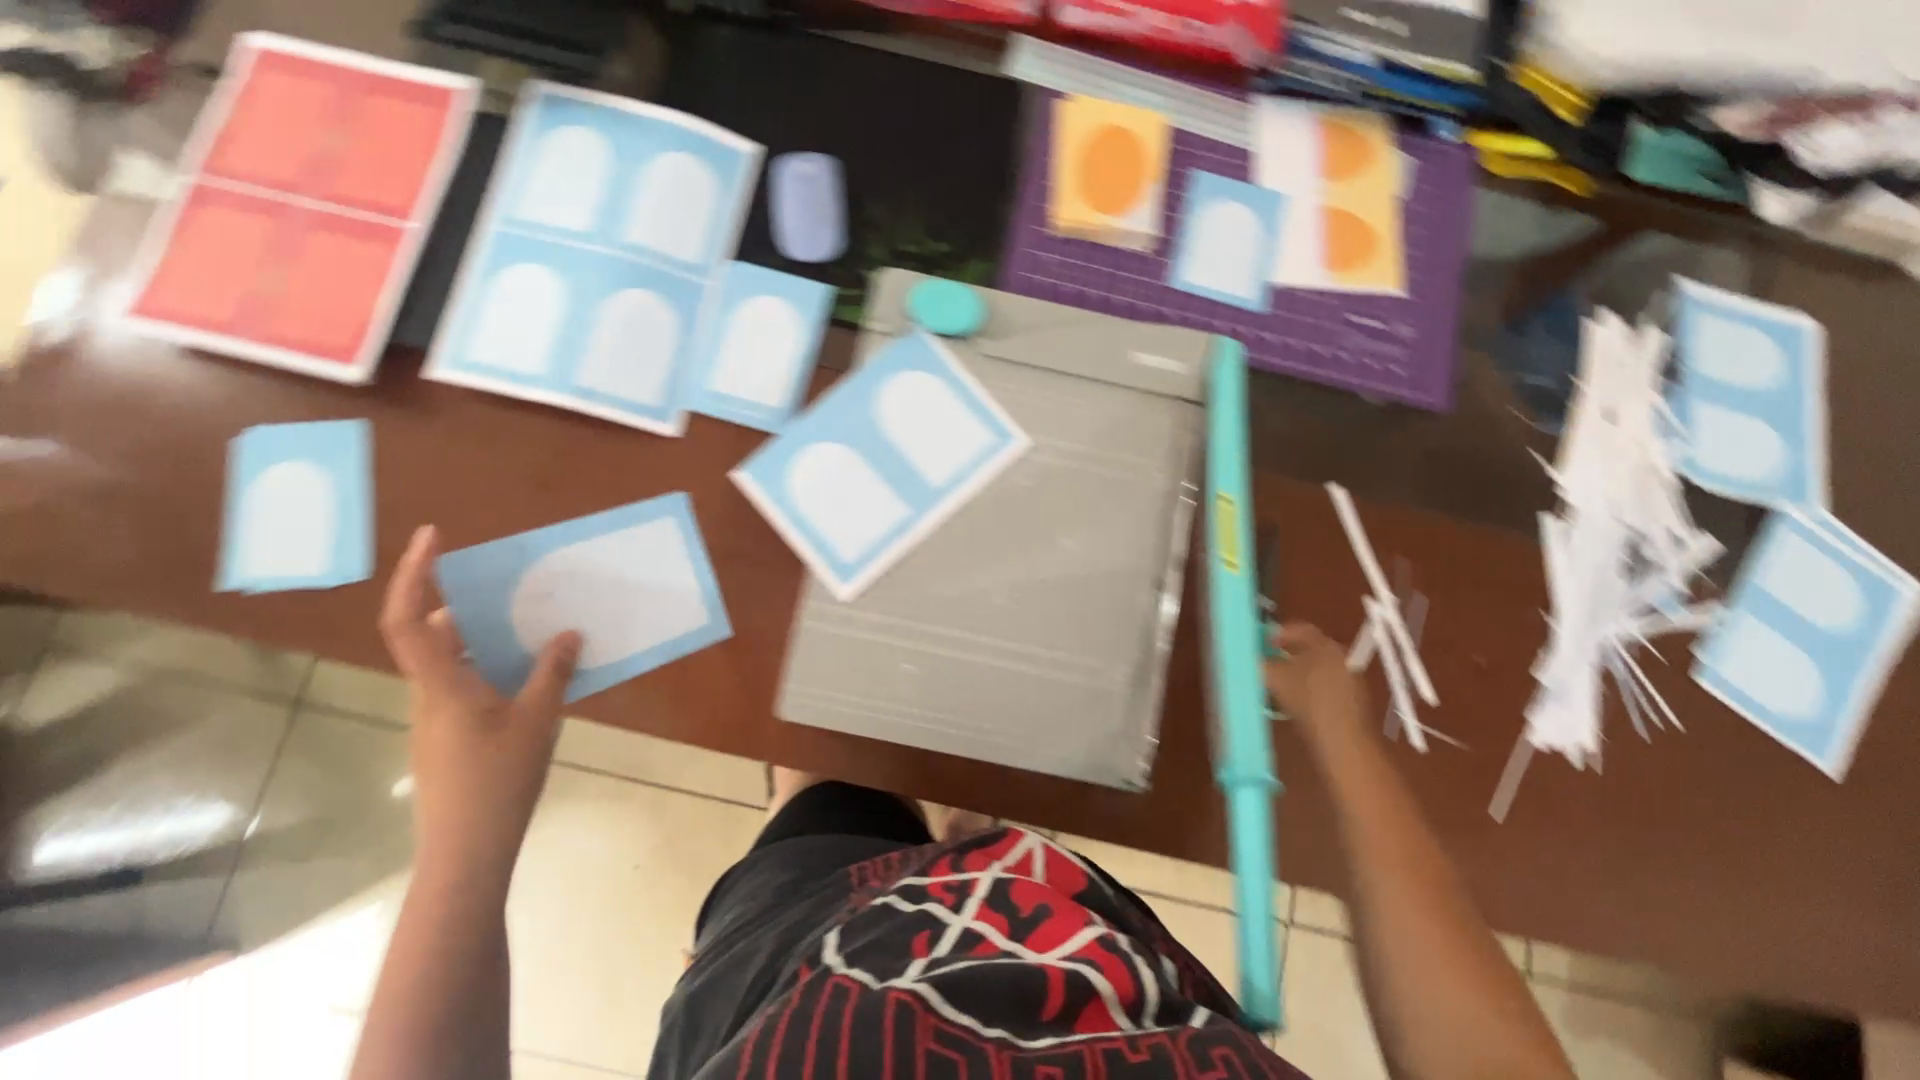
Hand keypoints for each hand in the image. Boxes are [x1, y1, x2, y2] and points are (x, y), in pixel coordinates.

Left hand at [379, 525, 581, 890]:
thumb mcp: (537, 721)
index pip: (408, 618)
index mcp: (441, 683)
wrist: (466, 852)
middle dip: (462, 604)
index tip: (432, 537)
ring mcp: (436, 720)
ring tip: (530, 630)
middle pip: (430, 636)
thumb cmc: (497, 781)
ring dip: (483, 639)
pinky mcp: (449, 741)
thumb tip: (567, 633)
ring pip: (450, 663)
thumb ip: (552, 673)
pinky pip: (465, 688)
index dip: (414, 574)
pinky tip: (530, 681)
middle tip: (504, 584)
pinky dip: (491, 670)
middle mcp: (429, 695)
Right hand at [1263, 622, 1369, 752]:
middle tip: (1264, 664)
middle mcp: (1340, 658)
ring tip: (1272, 688)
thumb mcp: (1276, 678)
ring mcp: (1348, 680)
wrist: (1343, 739)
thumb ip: (1261, 663)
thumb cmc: (1308, 699)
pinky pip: (1321, 689)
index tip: (1261, 643)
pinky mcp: (1349, 702)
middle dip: (1284, 656)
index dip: (1278, 633)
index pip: (1300, 629)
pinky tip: (1290, 706)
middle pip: (1308, 650)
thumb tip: (1249, 657)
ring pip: (1314, 671)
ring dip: (1294, 676)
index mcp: (1325, 645)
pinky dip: (1305, 691)